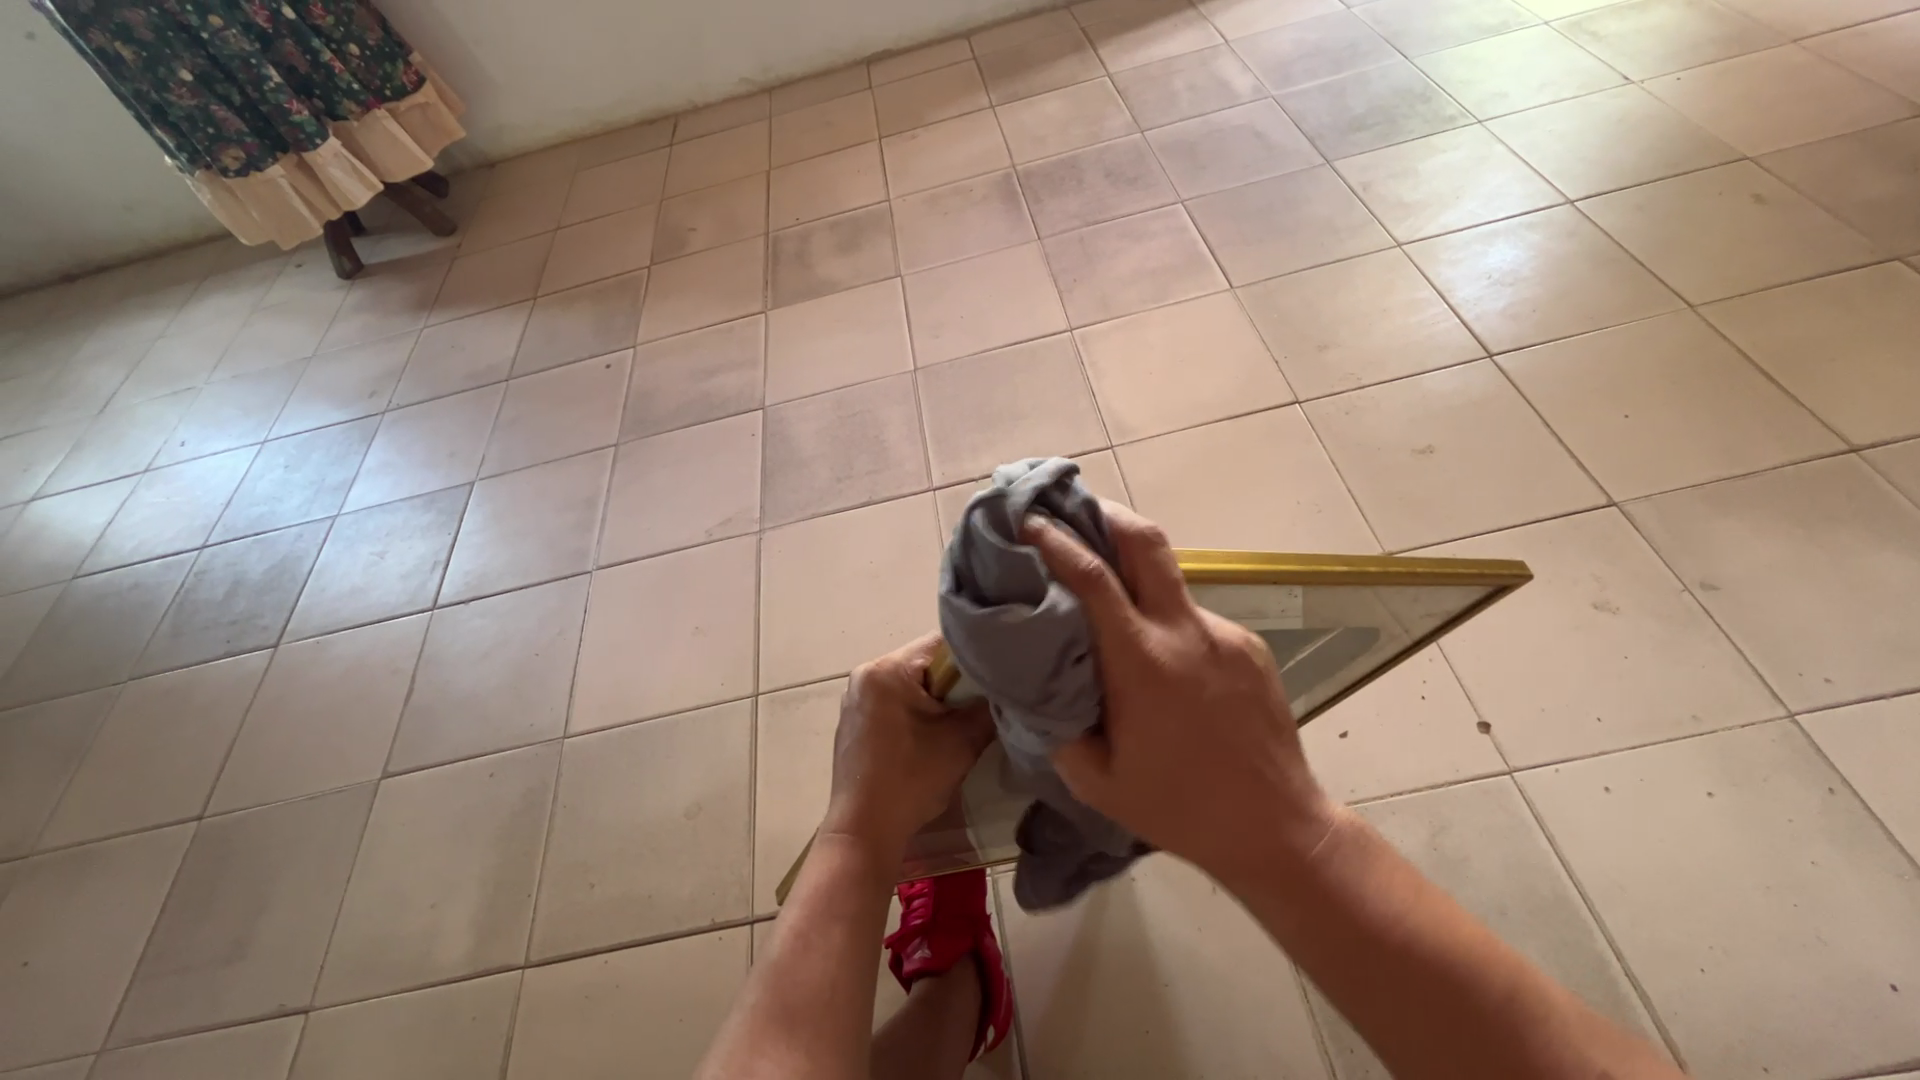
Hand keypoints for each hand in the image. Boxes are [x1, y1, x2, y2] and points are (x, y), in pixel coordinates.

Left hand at [820, 633, 996, 860]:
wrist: (865, 830)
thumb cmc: (910, 780)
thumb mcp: (961, 742)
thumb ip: (987, 708)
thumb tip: (1008, 692)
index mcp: (886, 669)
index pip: (942, 644)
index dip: (975, 659)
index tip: (996, 680)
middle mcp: (866, 674)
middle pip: (926, 664)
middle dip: (956, 684)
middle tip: (983, 704)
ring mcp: (857, 699)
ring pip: (912, 685)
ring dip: (938, 701)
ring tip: (962, 723)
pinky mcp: (856, 722)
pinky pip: (896, 703)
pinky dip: (919, 714)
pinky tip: (933, 738)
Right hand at [1023, 503, 1341, 885]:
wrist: (1275, 825)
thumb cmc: (1177, 808)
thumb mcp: (1095, 779)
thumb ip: (1058, 723)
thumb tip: (1036, 685)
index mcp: (1142, 662)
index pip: (1094, 578)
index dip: (1057, 541)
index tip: (1030, 521)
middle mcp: (1186, 632)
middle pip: (1147, 542)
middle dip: (1107, 514)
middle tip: (1075, 510)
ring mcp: (1224, 635)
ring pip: (1172, 581)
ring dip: (1136, 574)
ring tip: (1111, 599)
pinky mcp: (1249, 647)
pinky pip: (1195, 619)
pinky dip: (1166, 621)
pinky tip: (1162, 659)